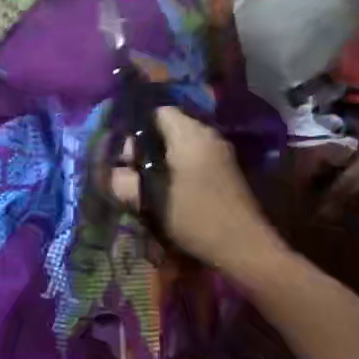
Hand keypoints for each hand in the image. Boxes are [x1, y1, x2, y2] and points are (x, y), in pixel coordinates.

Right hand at [108, 107, 287, 273]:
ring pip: (181, 147)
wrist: (244, 246)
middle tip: (133, 176)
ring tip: (149, 189)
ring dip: (163, 164)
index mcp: (190, 134)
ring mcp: (221, 153)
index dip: (136, 130)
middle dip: (147, 149)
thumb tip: (114, 173)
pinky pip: (195, 160)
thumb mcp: (152, 200)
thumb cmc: (196, 217)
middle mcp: (208, 135)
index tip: (124, 157)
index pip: (157, 112)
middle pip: (169, 129)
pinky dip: (179, 172)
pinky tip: (171, 195)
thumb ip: (125, 182)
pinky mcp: (226, 172)